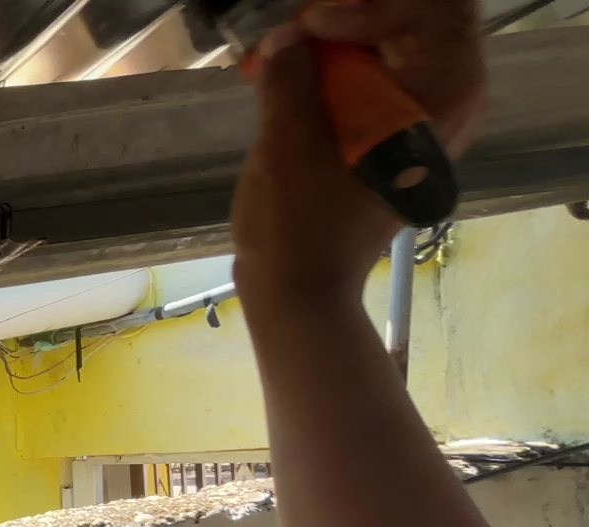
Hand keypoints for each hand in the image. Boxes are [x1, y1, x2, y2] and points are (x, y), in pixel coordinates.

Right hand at [231, 0, 485, 304]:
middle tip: (303, 30)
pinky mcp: (406, 136)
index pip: (419, 14)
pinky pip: (394, 79)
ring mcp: (434, 117)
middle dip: (363, 16)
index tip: (298, 24)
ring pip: (410, 46)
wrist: (299, 284)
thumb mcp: (285, 146)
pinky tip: (310, 81)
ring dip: (355, 41)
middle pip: (426, 20)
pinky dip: (355, 69)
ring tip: (298, 52)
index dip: (354, 10)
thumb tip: (285, 38)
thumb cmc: (295, 222)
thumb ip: (288, 83)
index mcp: (443, 92)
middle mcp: (456, 96)